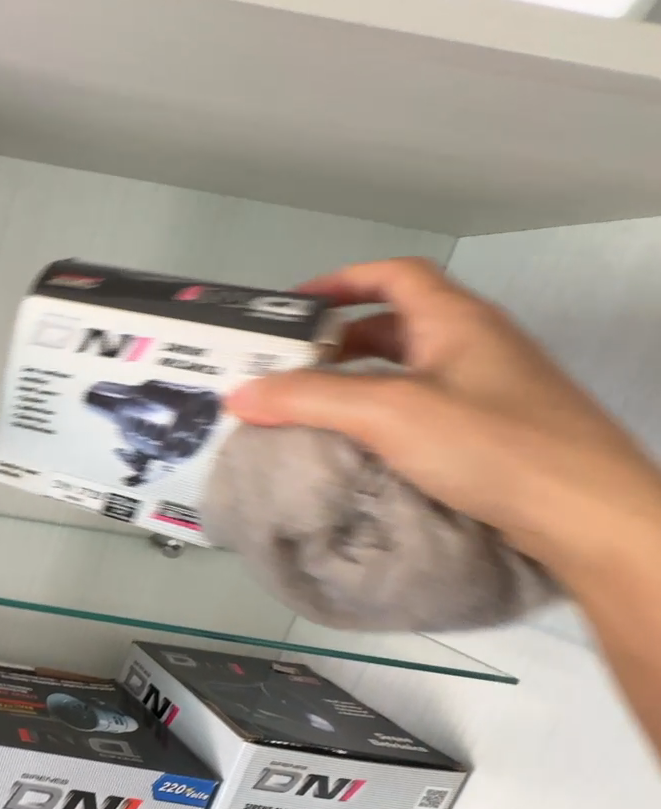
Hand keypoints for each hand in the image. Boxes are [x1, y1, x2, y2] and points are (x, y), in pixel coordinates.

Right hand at [227, 257, 660, 582]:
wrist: (586, 516)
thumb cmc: (494, 445)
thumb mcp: (388, 413)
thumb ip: (308, 397)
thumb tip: (238, 394)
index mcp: (457, 322)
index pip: (393, 276)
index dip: (338, 283)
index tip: (288, 310)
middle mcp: (471, 346)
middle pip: (389, 325)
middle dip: (329, 342)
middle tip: (279, 369)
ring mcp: (482, 389)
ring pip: (398, 369)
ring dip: (346, 381)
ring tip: (299, 408)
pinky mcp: (482, 430)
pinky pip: (410, 406)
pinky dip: (367, 414)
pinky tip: (344, 441)